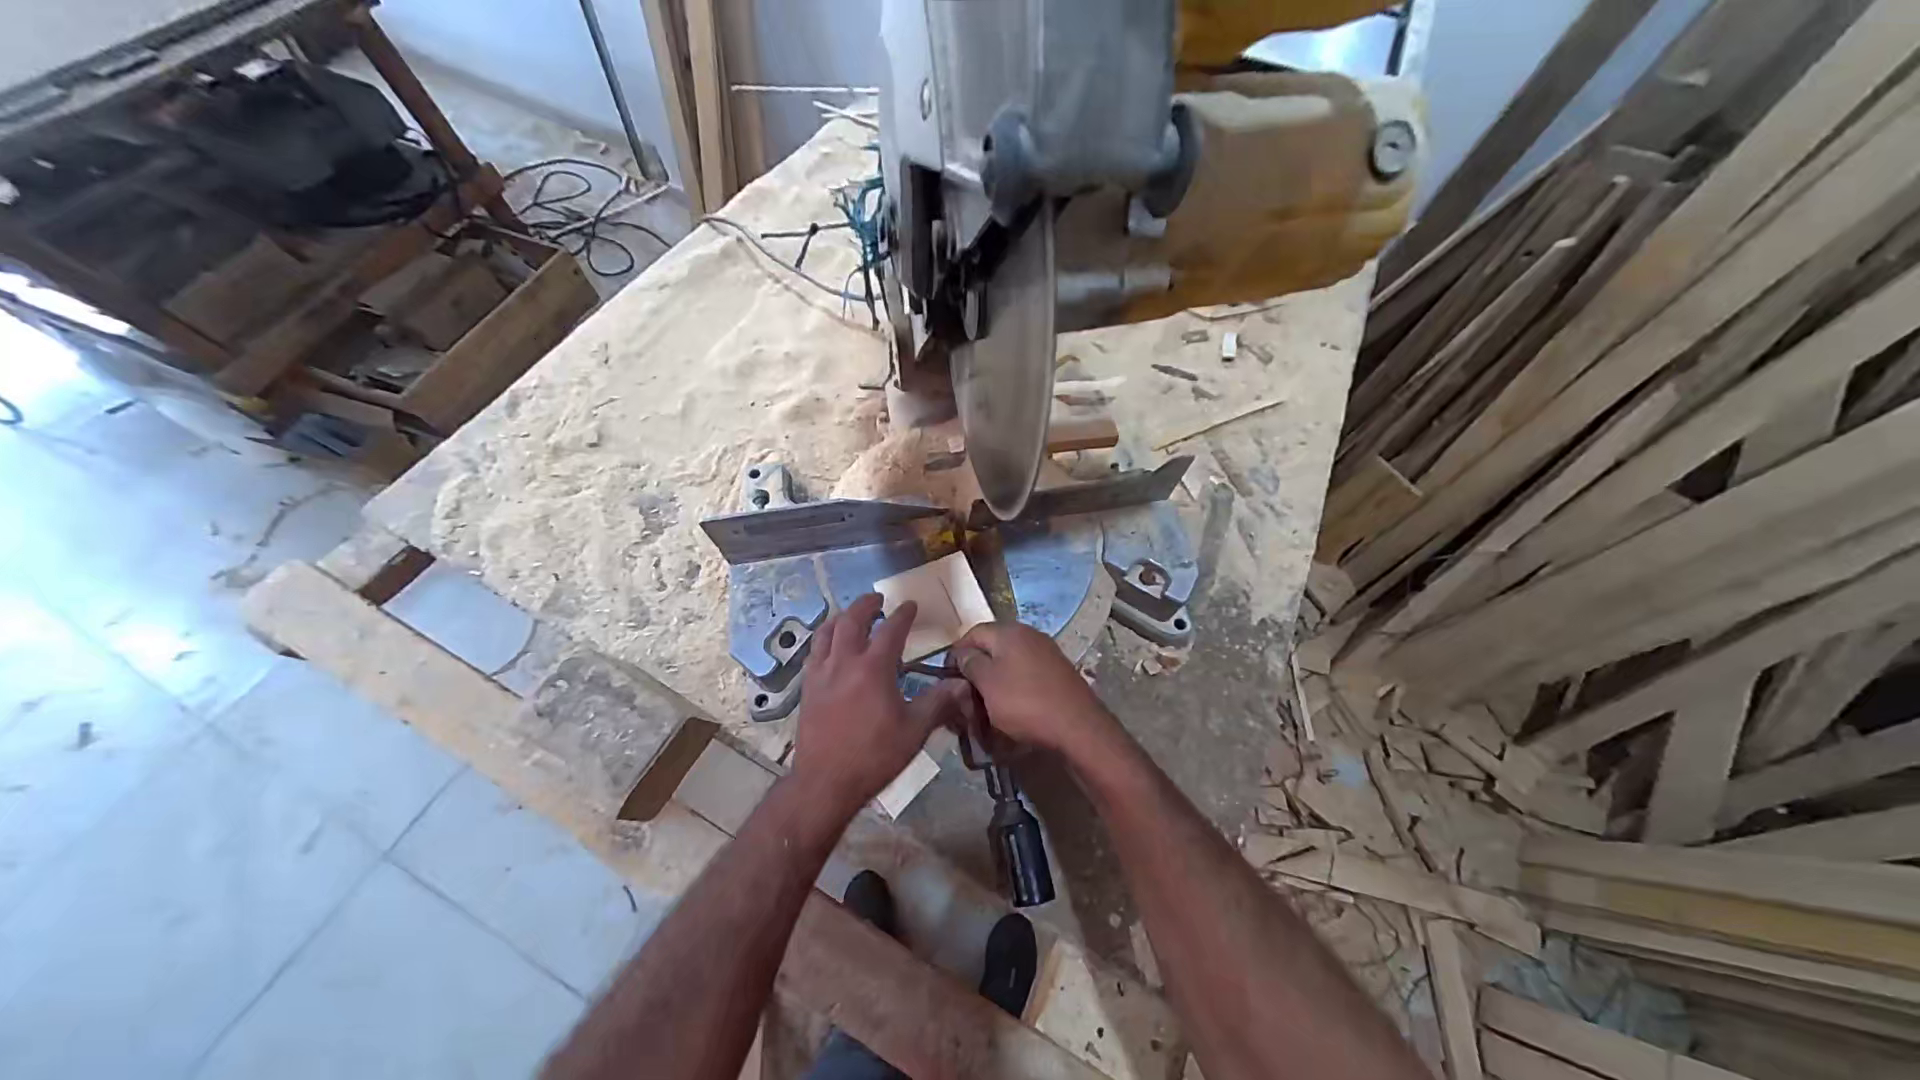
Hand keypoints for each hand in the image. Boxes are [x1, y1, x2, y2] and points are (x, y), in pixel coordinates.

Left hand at [788, 594, 970, 816]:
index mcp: (874, 668)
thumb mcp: (914, 731)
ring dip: (841, 617)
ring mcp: (821, 673)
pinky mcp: (807, 688)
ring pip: (827, 632)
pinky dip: (824, 639)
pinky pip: (814, 652)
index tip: (910, 605)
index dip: (903, 614)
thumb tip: (962, 684)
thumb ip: (938, 702)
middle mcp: (844, 662)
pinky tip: (829, 647)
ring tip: (849, 615)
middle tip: (877, 599)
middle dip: (866, 605)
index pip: (891, 629)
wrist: (825, 782)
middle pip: (852, 620)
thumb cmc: (874, 756)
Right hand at [949, 621, 1118, 759]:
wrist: (1078, 726)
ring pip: (1009, 663)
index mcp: (1009, 631)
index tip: (948, 679)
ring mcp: (1046, 653)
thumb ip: (970, 663)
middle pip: (992, 648)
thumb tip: (963, 653)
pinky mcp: (1057, 672)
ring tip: (987, 705)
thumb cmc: (1025, 702)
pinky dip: (1014, 689)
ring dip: (995, 681)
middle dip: (976, 670)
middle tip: (966, 695)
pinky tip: (1011, 707)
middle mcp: (1029, 635)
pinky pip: (1026, 675)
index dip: (956, 655)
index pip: (972, 633)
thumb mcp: (987, 683)